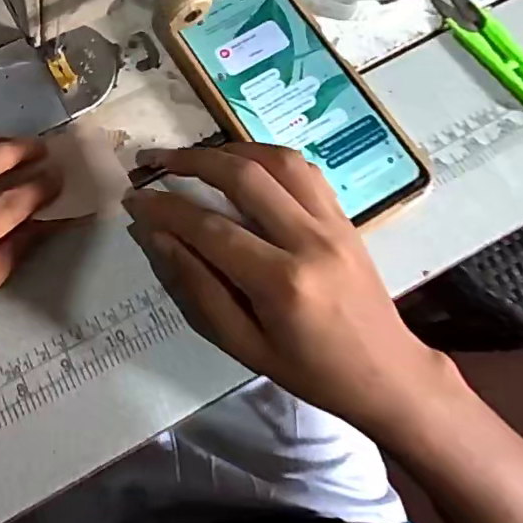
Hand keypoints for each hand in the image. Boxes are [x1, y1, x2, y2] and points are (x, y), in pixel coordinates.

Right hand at [123, 143, 455, 435]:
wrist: (386, 371)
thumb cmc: (311, 372)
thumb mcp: (244, 345)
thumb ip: (200, 287)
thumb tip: (160, 235)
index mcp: (282, 283)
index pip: (210, 228)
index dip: (166, 207)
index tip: (135, 196)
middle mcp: (309, 240)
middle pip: (244, 176)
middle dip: (191, 160)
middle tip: (156, 160)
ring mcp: (333, 222)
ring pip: (277, 160)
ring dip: (230, 150)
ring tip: (196, 157)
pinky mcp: (345, 215)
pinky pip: (304, 169)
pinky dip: (268, 156)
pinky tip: (245, 163)